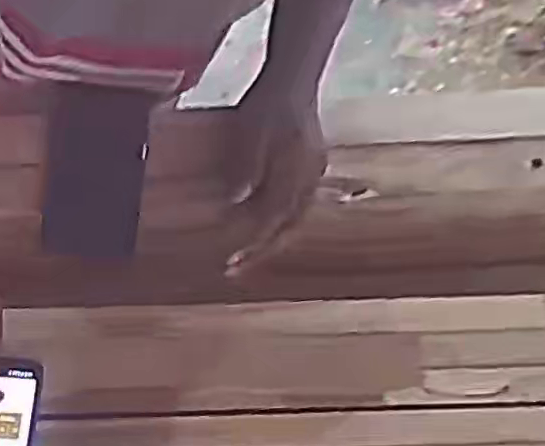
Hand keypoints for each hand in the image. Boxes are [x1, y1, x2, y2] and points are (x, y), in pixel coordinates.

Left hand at [224, 89, 327, 274]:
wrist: (291, 77)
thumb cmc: (265, 107)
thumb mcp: (249, 137)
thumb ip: (247, 169)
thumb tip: (238, 203)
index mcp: (296, 170)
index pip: (275, 221)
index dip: (255, 246)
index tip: (232, 263)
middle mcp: (310, 175)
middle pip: (289, 226)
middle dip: (261, 250)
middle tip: (232, 269)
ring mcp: (313, 171)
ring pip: (295, 217)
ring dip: (270, 240)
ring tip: (244, 257)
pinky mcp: (308, 167)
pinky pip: (297, 204)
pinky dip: (279, 223)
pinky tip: (261, 231)